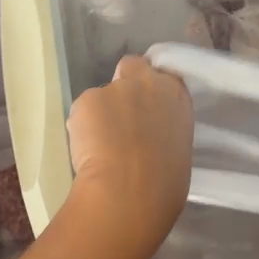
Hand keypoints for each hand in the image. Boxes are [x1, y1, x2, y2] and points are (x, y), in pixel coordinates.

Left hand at [62, 55, 192, 258]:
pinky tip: (87, 152)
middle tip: (120, 115)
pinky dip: (82, 128)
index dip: (152, 88)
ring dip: (101, 113)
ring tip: (100, 148)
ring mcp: (115, 88)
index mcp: (176, 95)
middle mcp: (147, 83)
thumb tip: (148, 135)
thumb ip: (163, 129)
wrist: (130, 192)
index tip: (147, 107)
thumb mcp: (177, 149)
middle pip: (132, 67)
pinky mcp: (86, 99)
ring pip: (103, 95)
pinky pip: (82, 111)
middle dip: (124, 83)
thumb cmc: (164, 183)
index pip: (163, 74)